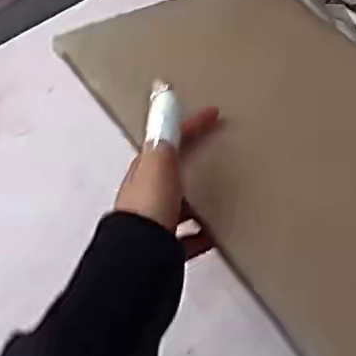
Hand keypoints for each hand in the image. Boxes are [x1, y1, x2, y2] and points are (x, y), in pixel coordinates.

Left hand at [115, 105, 220, 256]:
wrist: (137, 265)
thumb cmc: (149, 209)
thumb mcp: (159, 162)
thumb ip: (164, 130)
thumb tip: (162, 91)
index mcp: (143, 172)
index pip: (168, 139)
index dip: (190, 124)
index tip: (213, 113)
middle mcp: (144, 197)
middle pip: (170, 172)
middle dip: (190, 160)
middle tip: (214, 150)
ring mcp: (153, 224)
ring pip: (178, 203)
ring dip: (196, 197)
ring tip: (219, 194)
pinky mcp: (163, 250)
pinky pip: (187, 236)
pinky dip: (201, 232)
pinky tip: (215, 233)